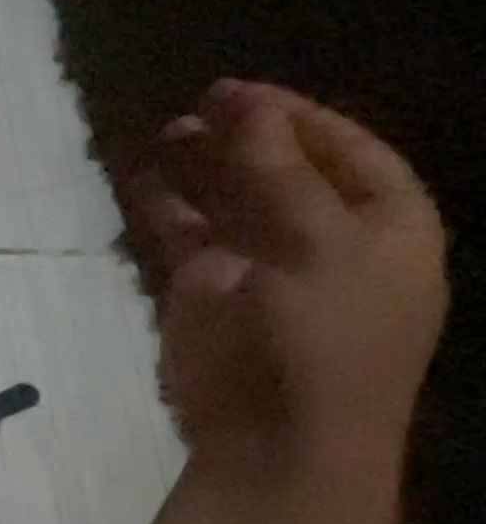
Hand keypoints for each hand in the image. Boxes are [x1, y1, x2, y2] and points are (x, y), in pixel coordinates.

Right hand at [137, 80, 445, 461]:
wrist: (274, 432)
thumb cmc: (322, 338)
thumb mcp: (319, 247)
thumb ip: (279, 176)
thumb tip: (250, 110)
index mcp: (384, 226)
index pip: (346, 151)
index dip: (294, 116)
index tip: (235, 90)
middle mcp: (323, 238)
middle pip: (281, 170)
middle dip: (241, 137)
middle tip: (192, 108)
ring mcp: (258, 263)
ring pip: (225, 199)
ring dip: (197, 166)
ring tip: (162, 132)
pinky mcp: (203, 288)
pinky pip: (181, 234)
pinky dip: (161, 207)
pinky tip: (138, 179)